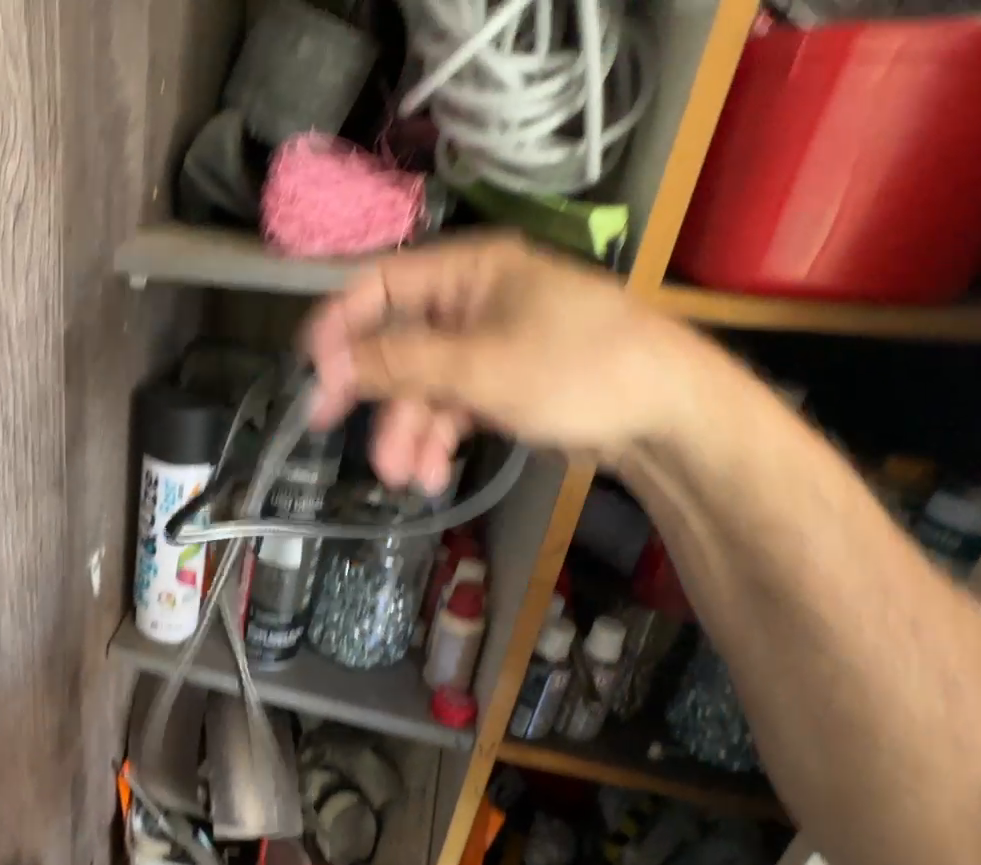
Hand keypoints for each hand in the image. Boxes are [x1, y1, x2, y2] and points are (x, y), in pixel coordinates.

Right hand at [300, 233, 703, 489]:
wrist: (669, 416)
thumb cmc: (578, 369)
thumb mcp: (478, 367)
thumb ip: (396, 363)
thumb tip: (326, 364)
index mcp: (470, 271)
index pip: (381, 285)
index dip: (339, 324)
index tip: (311, 368)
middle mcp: (472, 301)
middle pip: (396, 345)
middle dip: (377, 398)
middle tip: (332, 429)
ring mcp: (486, 344)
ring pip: (420, 385)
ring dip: (407, 431)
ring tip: (406, 477)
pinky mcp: (499, 381)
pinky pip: (449, 406)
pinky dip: (437, 439)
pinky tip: (432, 474)